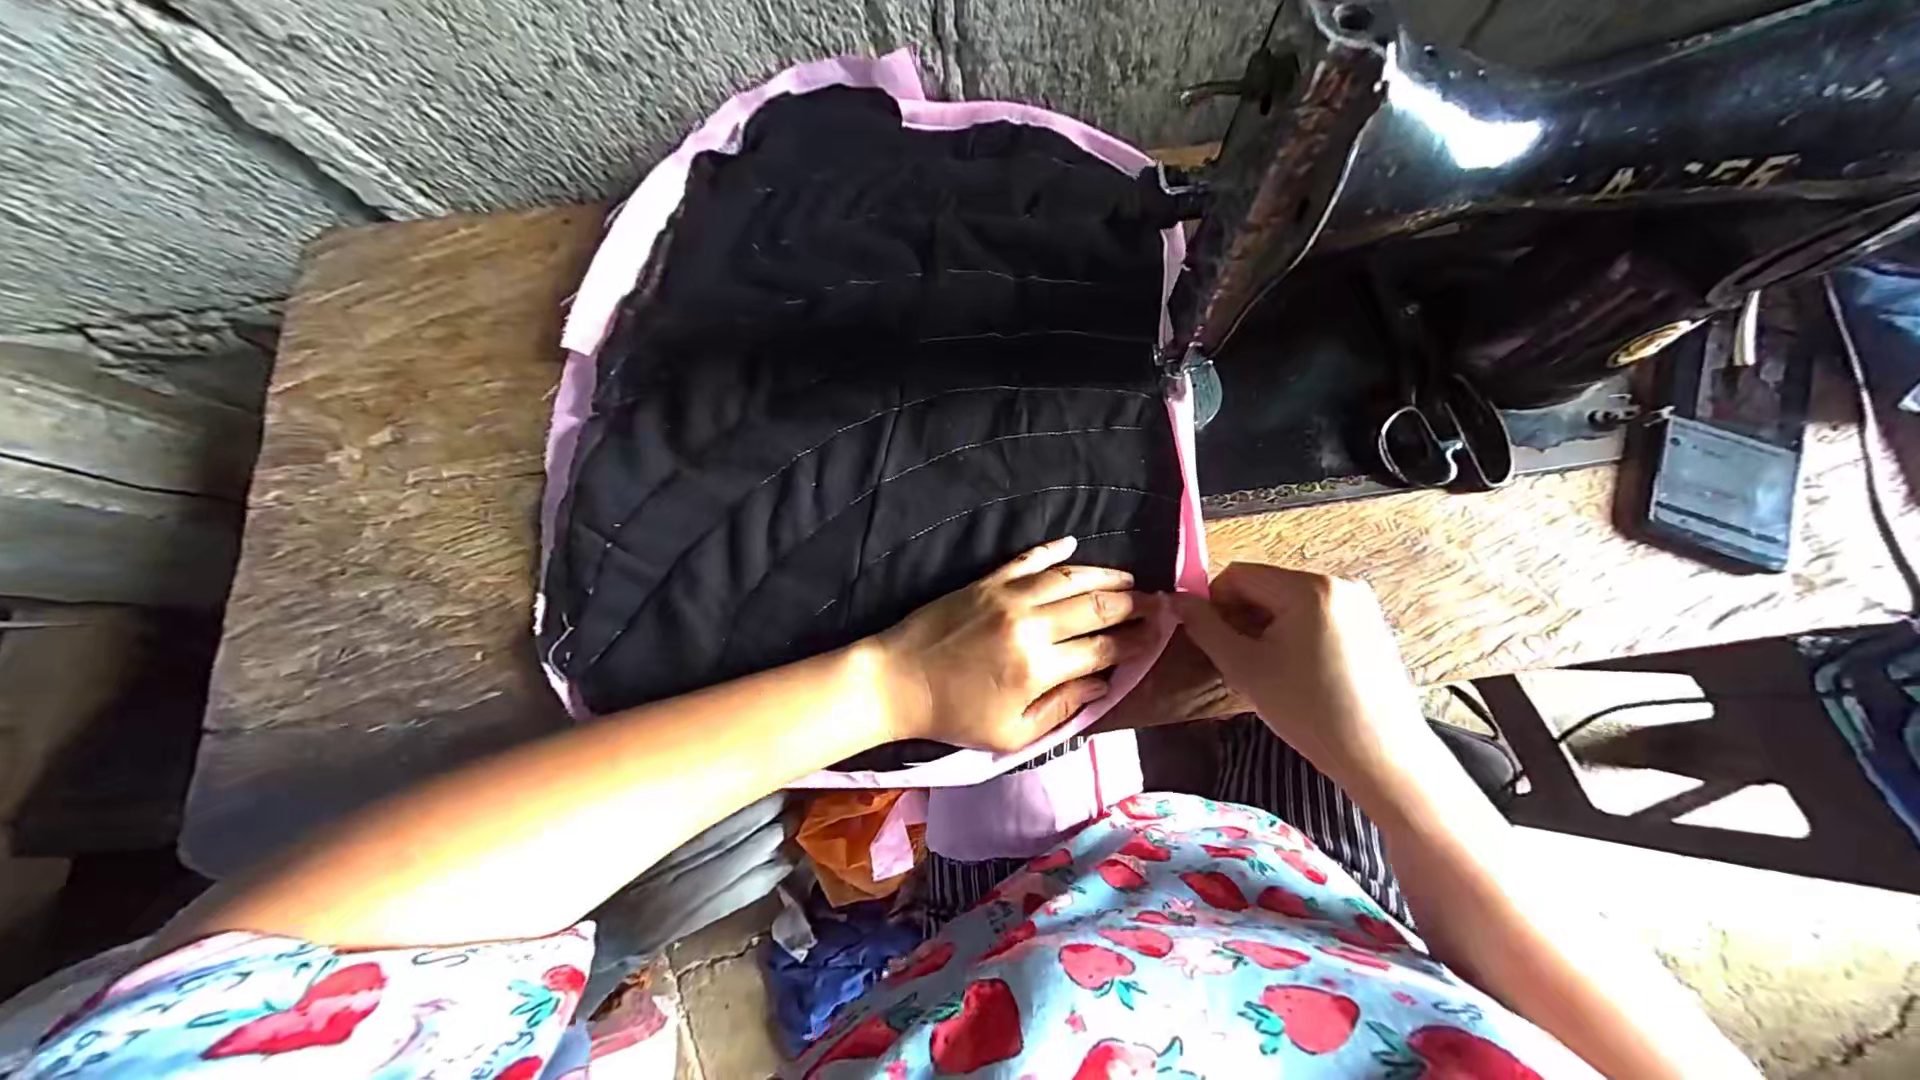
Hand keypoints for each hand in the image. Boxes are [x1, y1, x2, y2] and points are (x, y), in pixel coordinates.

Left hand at [875, 536, 1160, 751]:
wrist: (897, 681)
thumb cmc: (954, 715)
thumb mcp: (1012, 733)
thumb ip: (1063, 709)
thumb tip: (1103, 685)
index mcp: (1038, 668)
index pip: (1104, 649)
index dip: (1137, 641)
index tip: (1158, 634)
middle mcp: (1030, 626)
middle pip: (1095, 606)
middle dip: (1133, 604)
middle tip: (1157, 602)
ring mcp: (1007, 597)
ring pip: (1069, 577)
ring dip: (1105, 575)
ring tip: (1130, 578)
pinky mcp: (986, 582)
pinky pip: (1027, 559)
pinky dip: (1052, 551)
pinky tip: (1072, 545)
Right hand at [1170, 564, 1426, 779]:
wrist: (1381, 756)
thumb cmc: (1309, 709)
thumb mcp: (1243, 666)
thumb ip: (1203, 626)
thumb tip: (1176, 600)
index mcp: (1308, 587)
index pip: (1238, 575)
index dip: (1213, 603)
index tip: (1212, 639)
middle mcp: (1339, 584)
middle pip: (1265, 586)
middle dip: (1242, 616)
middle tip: (1237, 658)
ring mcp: (1360, 604)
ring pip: (1289, 601)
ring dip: (1266, 626)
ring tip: (1268, 669)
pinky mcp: (1371, 624)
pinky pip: (1316, 614)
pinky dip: (1295, 633)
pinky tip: (1297, 670)